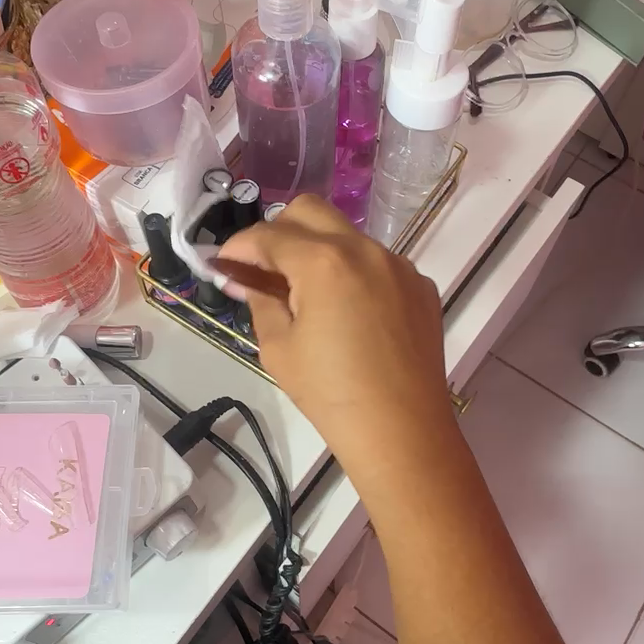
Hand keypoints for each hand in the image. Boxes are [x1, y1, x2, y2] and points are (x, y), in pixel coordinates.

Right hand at [217, 196, 454, 463]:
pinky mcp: (421, 288)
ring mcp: (399, 266)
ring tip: (308, 295)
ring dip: (320, 250)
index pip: (268, 235)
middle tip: (264, 269)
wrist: (401, 431)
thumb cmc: (330, 394)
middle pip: (310, 212)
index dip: (239, 246)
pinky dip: (355, 274)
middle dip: (278, 231)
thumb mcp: (278, 348)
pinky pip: (379, 264)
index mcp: (323, 261)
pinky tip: (350, 314)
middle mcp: (365, 250)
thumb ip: (259, 301)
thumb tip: (243, 279)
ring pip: (348, 236)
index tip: (223, 263)